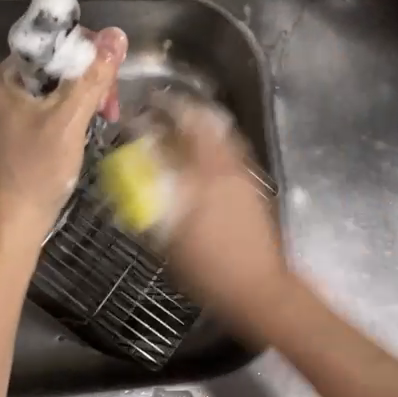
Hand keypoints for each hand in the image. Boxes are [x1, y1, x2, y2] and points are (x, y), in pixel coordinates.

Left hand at [0, 27, 126, 235]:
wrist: (15, 219)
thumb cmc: (37, 169)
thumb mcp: (69, 119)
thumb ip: (92, 77)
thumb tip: (116, 35)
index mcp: (10, 74)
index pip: (56, 40)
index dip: (88, 50)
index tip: (109, 75)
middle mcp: (11, 84)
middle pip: (63, 61)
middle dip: (93, 77)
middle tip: (110, 104)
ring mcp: (20, 106)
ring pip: (65, 83)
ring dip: (90, 95)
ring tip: (107, 115)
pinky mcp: (29, 125)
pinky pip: (61, 103)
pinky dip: (80, 110)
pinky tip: (92, 125)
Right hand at [153, 96, 294, 339]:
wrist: (259, 289)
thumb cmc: (209, 274)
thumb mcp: (169, 244)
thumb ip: (153, 211)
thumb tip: (138, 188)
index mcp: (199, 181)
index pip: (172, 136)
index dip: (152, 121)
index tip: (138, 115)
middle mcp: (224, 170)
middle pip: (204, 122)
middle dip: (180, 110)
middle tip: (161, 107)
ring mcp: (243, 176)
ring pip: (222, 133)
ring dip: (200, 122)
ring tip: (182, 122)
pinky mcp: (254, 186)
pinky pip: (233, 150)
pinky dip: (216, 141)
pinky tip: (205, 152)